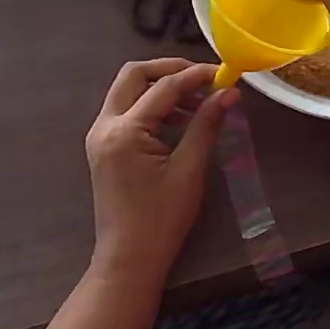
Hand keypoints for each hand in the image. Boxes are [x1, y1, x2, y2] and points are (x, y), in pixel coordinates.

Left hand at [84, 59, 235, 288]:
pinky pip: (127, 110)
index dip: (196, 76)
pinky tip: (179, 120)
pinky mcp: (104, 146)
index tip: (225, 73)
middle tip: (204, 78)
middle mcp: (104, 125)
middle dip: (170, 70)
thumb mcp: (189, 169)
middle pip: (134, 75)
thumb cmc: (162, 218)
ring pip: (128, 90)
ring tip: (197, 101)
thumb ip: (206, 124)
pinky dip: (152, 105)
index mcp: (124, 131)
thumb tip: (229, 93)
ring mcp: (100, 135)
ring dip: (161, 87)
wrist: (129, 258)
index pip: (163, 88)